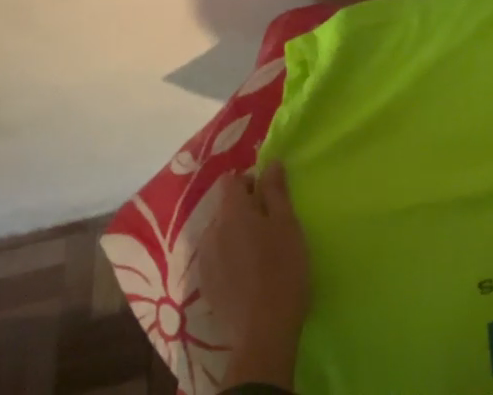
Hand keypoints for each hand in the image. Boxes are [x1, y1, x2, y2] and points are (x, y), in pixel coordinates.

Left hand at [201, 165, 310, 390]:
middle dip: (245, 208)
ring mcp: (205, 259)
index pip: (232, 181)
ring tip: (259, 250)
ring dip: (236, 232)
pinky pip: (216, 256)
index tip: (271, 195)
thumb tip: (270, 162)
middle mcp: (211, 231)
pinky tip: (247, 271)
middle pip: (226, 207)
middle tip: (271, 224)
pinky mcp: (205, 283)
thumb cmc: (283, 268)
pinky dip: (230, 255)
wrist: (263, 328)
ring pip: (220, 232)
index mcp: (232, 212)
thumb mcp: (287, 224)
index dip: (251, 182)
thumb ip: (276, 191)